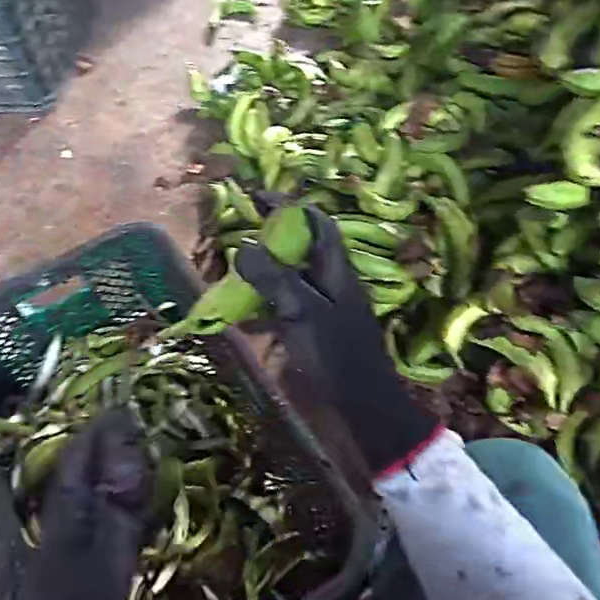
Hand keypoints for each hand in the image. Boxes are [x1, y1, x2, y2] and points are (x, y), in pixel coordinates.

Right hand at [236, 208, 438, 474]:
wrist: (363, 402)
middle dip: (273, 237)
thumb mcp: (301, 312)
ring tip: (236, 273)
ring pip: (294, 277)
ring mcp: (328, 306)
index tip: (256, 196)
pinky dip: (268, 306)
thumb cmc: (335, 354)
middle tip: (241, 234)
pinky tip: (245, 318)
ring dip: (267, 271)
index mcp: (336, 269)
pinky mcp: (319, 329)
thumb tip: (244, 246)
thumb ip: (274, 279)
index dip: (289, 205)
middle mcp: (334, 281)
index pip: (316, 223)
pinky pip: (290, 307)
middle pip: (304, 248)